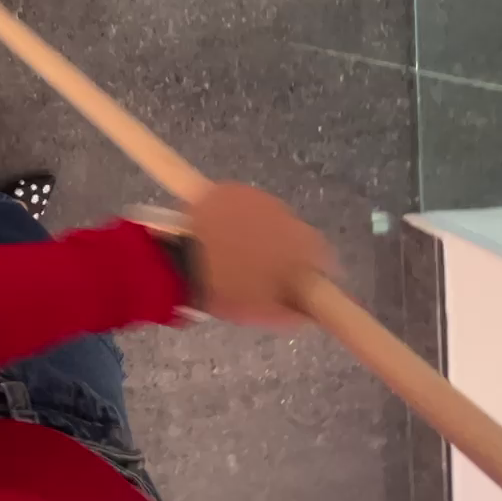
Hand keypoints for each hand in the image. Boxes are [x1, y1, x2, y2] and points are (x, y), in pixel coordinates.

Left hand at [186, 183, 333, 328]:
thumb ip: (300, 309)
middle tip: (266, 265)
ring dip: (263, 227)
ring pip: (270, 214)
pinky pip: (243, 201)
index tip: (301, 281)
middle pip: (296, 231)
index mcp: (301, 245)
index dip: (313, 270)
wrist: (177, 260)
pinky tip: (225, 228)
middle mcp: (285, 214)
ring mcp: (254, 197)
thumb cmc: (227, 289)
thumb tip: (311, 307)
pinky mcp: (229, 188)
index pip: (324, 256)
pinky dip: (239, 213)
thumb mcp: (269, 313)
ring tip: (241, 245)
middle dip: (286, 247)